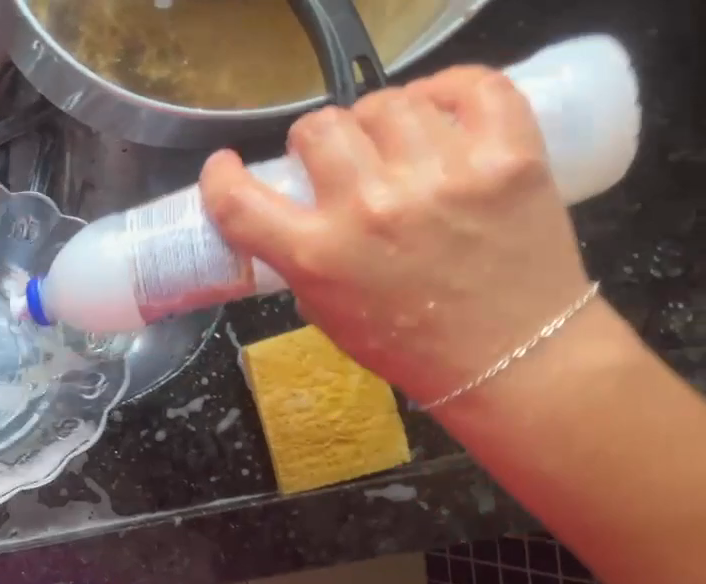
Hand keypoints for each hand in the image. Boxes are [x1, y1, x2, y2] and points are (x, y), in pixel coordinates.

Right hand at [199, 66, 594, 405]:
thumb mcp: (319, 305)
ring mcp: (445, 176)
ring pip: (388, 104)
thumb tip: (291, 205)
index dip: (219, 177)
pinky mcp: (509, 155)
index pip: (239, 201)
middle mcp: (372, 208)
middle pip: (320, 128)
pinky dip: (446, 89)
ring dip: (373, 116)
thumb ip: (298, 253)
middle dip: (311, 137)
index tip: (223, 167)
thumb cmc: (399, 339)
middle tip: (325, 153)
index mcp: (317, 255)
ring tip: (383, 136)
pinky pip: (473, 87)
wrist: (505, 351)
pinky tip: (434, 109)